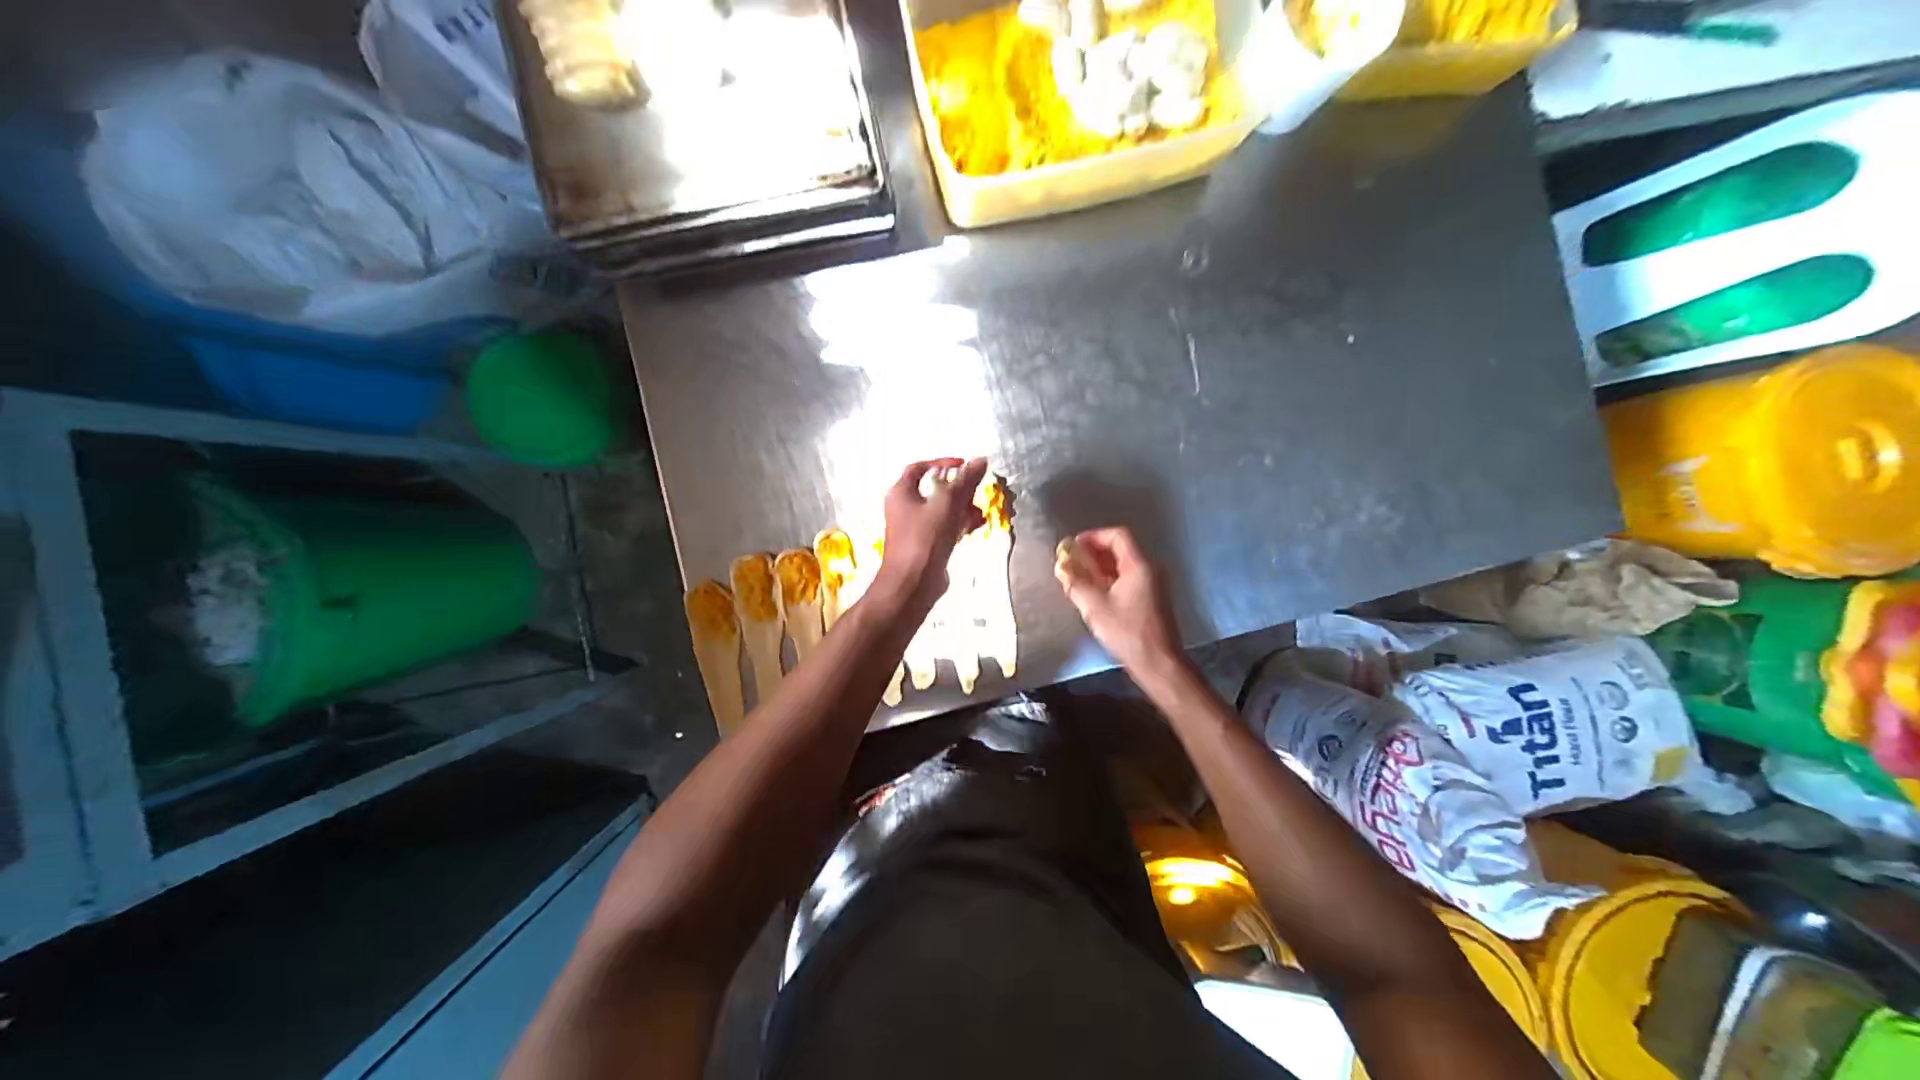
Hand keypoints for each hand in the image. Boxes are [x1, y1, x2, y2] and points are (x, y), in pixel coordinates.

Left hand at [872, 457, 988, 608]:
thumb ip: (965, 480)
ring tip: (980, 510)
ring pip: (942, 510)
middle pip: (934, 490)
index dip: (942, 462)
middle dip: (958, 489)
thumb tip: (981, 460)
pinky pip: (944, 528)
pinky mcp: (925, 546)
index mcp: (901, 492)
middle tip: (976, 490)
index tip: (963, 464)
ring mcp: (914, 529)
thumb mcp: (947, 503)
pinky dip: (959, 524)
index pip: (919, 468)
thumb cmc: (925, 538)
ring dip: (962, 507)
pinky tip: (977, 524)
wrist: (913, 583)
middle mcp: (904, 508)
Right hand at [1055, 527, 1181, 672]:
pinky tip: (1094, 591)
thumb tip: (1062, 568)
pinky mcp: (1151, 598)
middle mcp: (1150, 569)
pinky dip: (1110, 579)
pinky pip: (1128, 578)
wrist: (1158, 662)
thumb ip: (1076, 584)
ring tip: (1078, 576)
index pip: (1118, 536)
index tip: (1074, 545)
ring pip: (1124, 565)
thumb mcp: (1095, 608)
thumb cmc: (1128, 633)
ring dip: (1101, 566)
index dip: (1094, 536)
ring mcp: (1153, 584)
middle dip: (1094, 552)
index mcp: (1139, 565)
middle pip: (1121, 548)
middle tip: (1072, 560)